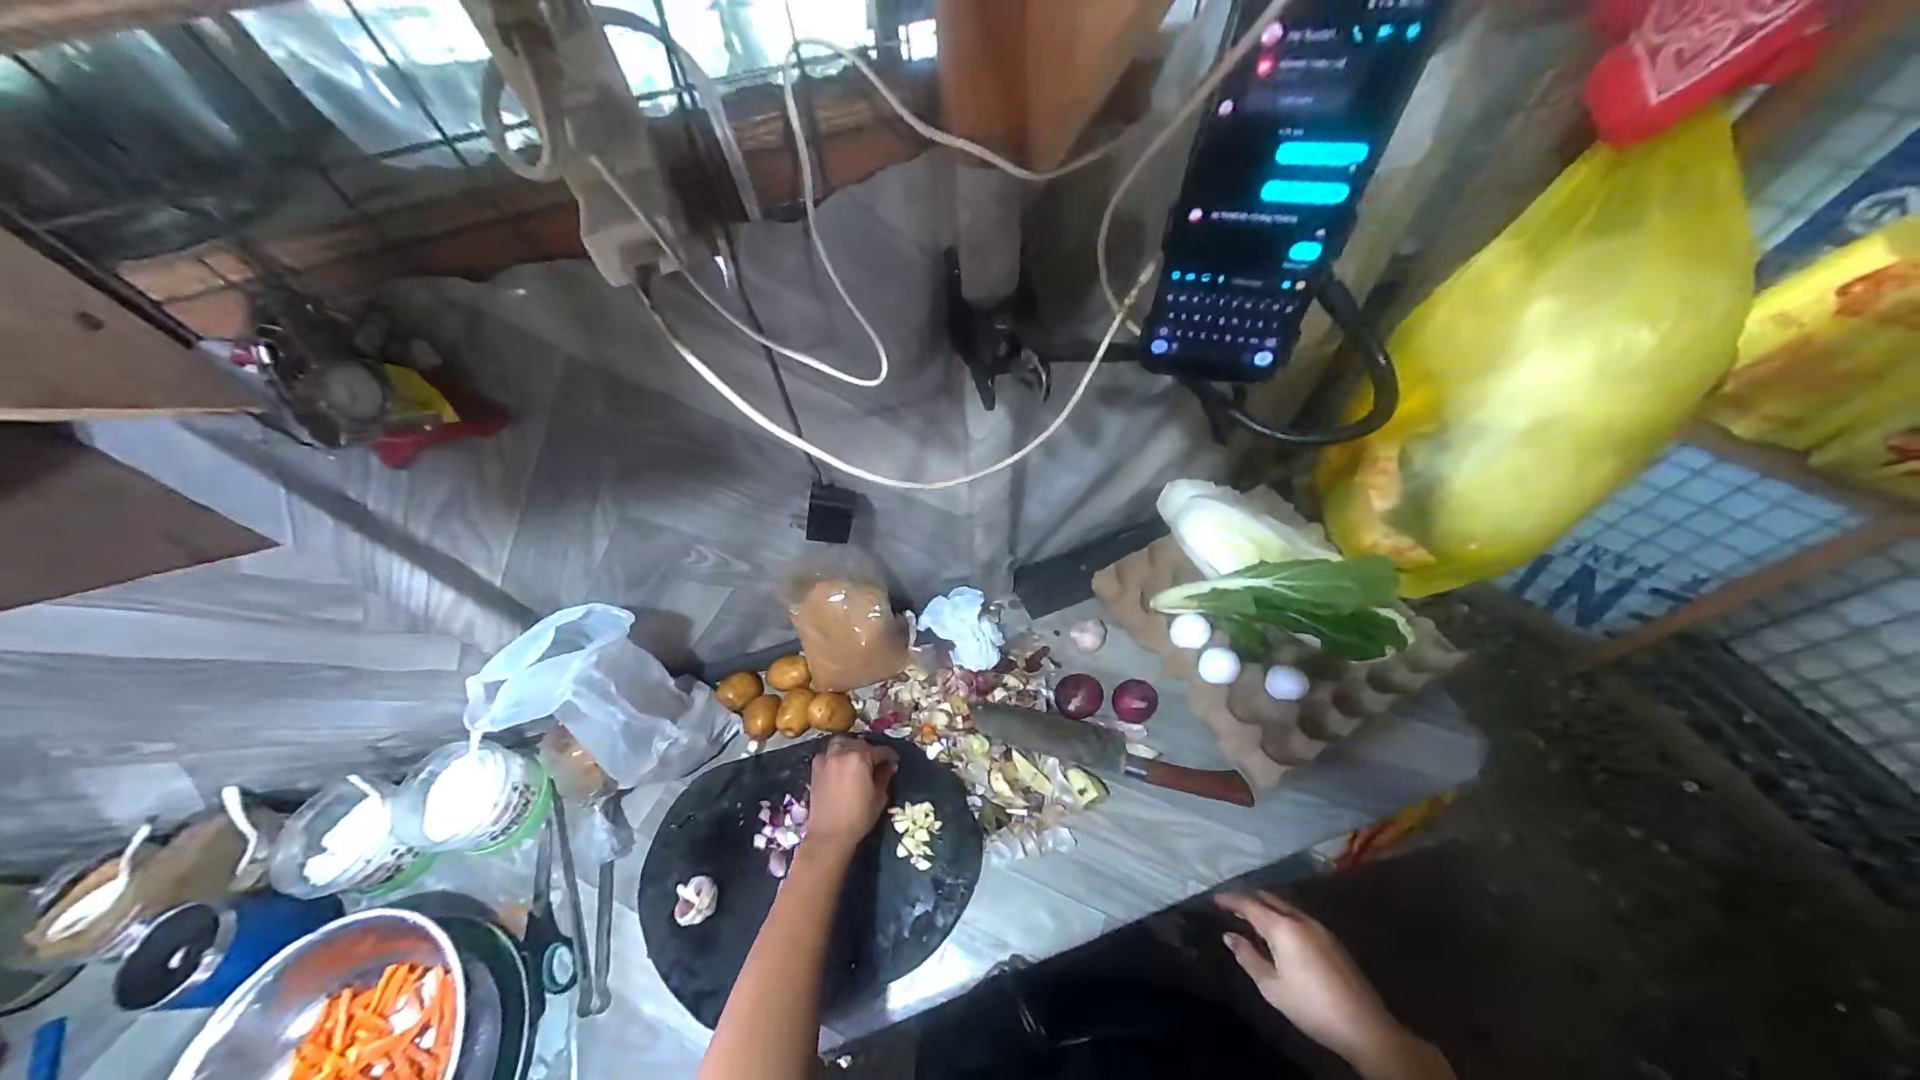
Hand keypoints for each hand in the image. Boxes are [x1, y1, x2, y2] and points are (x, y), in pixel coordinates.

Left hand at [803, 737, 897, 857]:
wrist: (829, 835)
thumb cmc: (859, 817)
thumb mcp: (879, 797)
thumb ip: (885, 776)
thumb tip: (889, 765)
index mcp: (860, 757)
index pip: (880, 750)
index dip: (890, 756)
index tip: (895, 761)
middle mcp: (841, 752)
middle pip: (860, 743)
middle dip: (871, 751)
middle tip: (877, 762)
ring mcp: (826, 758)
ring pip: (842, 743)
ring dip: (852, 747)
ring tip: (857, 759)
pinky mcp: (815, 767)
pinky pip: (828, 753)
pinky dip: (836, 754)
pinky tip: (841, 765)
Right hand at [1216, 891, 1399, 1062]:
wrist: (1365, 1027)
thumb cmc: (1311, 1006)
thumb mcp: (1271, 987)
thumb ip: (1248, 957)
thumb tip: (1231, 936)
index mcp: (1282, 927)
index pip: (1250, 904)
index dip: (1230, 900)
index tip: (1215, 899)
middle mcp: (1300, 919)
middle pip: (1269, 899)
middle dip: (1248, 899)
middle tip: (1231, 906)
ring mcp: (1320, 928)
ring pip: (1286, 907)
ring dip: (1266, 907)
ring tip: (1252, 918)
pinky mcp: (1332, 940)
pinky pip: (1299, 917)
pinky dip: (1282, 917)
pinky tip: (1279, 934)